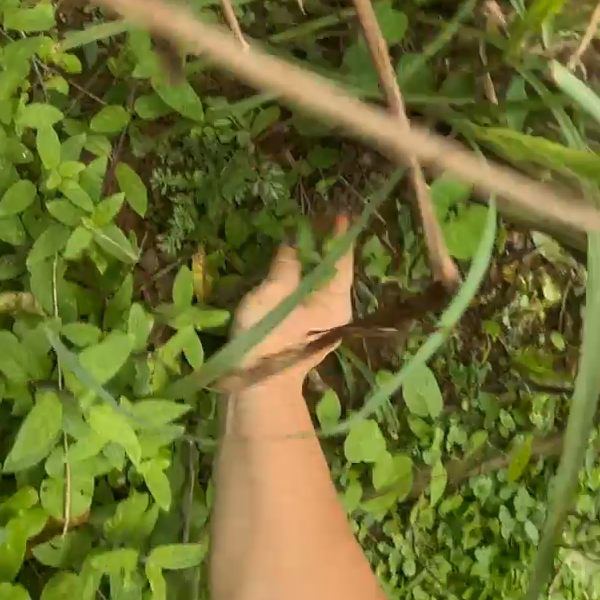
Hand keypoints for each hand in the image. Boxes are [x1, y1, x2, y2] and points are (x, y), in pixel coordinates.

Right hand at [234, 217, 354, 397]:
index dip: (338, 236)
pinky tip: (291, 268)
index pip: (341, 261)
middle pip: (333, 271)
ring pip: (321, 284)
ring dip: (312, 262)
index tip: (338, 214)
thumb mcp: (272, 297)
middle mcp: (335, 310)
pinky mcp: (306, 329)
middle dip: (324, 246)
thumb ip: (286, 267)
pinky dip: (303, 278)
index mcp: (334, 302)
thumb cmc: (266, 340)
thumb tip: (294, 244)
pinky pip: (309, 295)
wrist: (257, 385)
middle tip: (313, 222)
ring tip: (302, 239)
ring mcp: (322, 322)